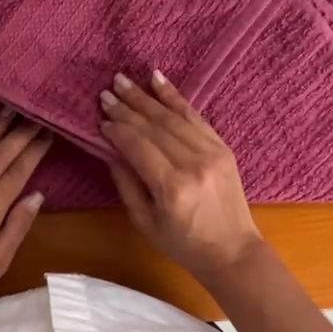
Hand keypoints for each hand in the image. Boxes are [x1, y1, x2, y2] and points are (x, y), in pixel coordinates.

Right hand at [100, 70, 266, 280]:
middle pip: (155, 127)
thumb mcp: (145, 223)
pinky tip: (158, 80)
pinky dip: (175, 97)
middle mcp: (193, 164)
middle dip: (127, 108)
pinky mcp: (223, 148)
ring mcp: (212, 153)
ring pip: (174, 117)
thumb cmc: (183, 245)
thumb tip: (112, 152)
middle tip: (106, 93)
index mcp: (172, 188)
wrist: (232, 251)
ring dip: (146, 97)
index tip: (100, 119)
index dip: (117, 131)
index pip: (139, 147)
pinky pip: (196, 116)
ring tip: (123, 81)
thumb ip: (127, 185)